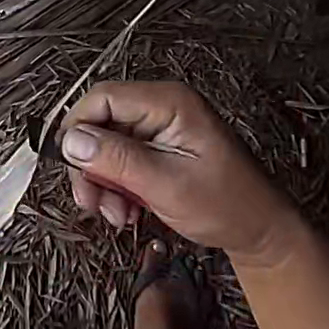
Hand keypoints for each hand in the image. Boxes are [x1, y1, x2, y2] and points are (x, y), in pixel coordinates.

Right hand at [59, 81, 295, 257]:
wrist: (259, 231)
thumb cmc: (226, 204)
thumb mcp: (167, 184)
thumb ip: (117, 160)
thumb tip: (70, 141)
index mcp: (169, 102)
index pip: (103, 98)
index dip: (78, 127)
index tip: (69, 164)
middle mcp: (161, 108)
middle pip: (101, 123)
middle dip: (90, 165)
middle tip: (90, 202)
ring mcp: (159, 129)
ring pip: (106, 146)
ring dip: (102, 182)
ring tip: (115, 214)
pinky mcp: (158, 149)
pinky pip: (120, 161)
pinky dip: (116, 187)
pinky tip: (126, 211)